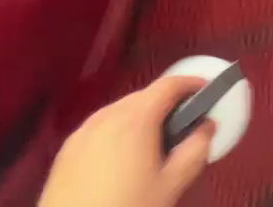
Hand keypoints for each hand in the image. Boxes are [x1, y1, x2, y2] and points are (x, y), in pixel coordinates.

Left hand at [39, 77, 214, 206]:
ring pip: (121, 112)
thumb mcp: (169, 187)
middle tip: (182, 128)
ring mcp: (83, 131)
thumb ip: (195, 152)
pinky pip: (100, 129)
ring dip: (141, 119)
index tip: (207, 92)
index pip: (169, 85)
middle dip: (167, 105)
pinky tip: (119, 163)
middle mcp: (107, 115)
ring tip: (151, 149)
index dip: (192, 84)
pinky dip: (117, 133)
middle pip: (145, 96)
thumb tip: (207, 127)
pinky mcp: (65, 151)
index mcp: (136, 118)